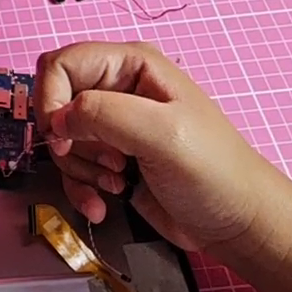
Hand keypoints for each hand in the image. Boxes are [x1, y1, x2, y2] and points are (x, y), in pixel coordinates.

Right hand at [36, 42, 291, 263]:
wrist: (241, 228)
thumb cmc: (214, 174)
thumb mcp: (162, 134)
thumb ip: (103, 114)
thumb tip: (57, 121)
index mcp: (130, 65)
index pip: (61, 63)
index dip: (50, 98)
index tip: (60, 137)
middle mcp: (116, 88)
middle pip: (55, 102)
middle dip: (66, 139)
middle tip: (102, 162)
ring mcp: (111, 125)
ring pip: (59, 138)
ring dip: (77, 168)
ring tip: (116, 182)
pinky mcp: (107, 158)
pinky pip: (69, 166)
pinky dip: (79, 187)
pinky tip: (103, 202)